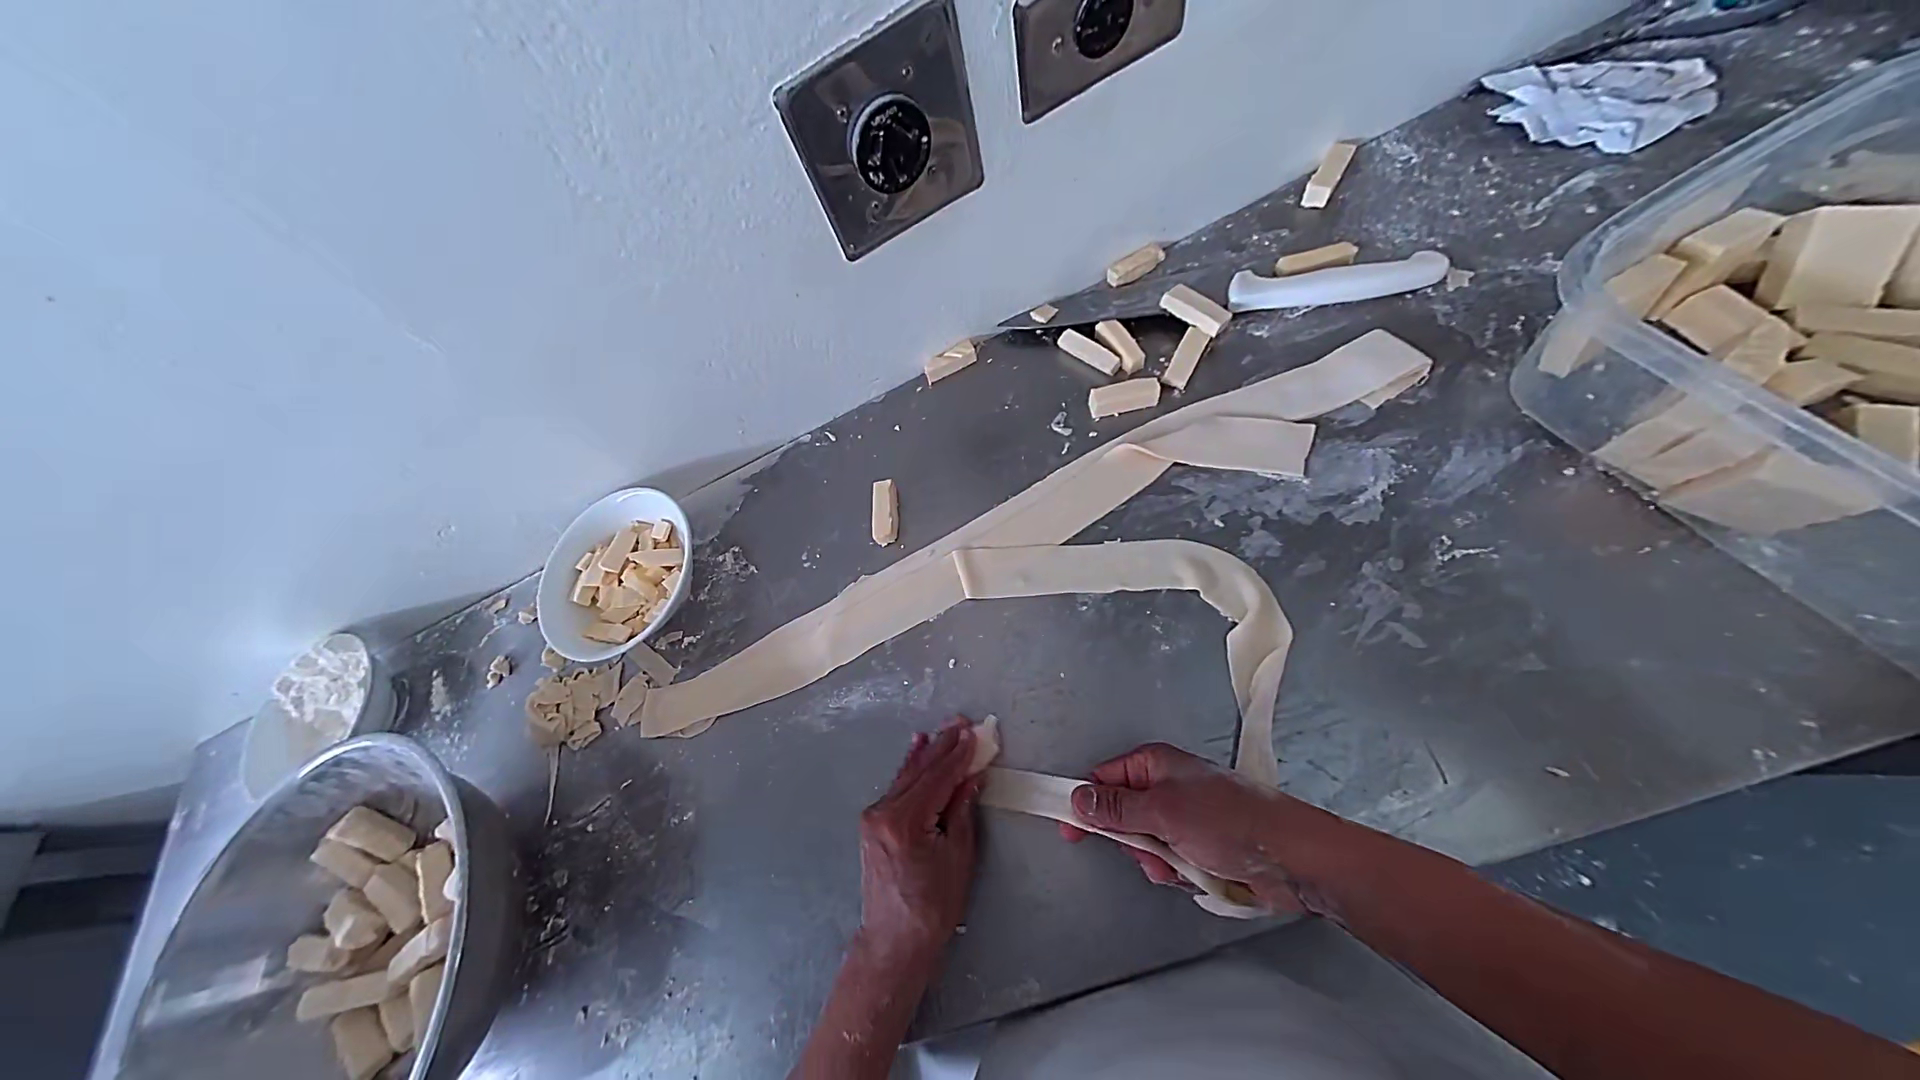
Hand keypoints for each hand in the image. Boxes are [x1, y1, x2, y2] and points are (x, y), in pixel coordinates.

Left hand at [856, 717, 983, 964]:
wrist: (895, 940)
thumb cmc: (933, 906)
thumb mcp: (958, 856)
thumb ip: (962, 810)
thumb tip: (971, 776)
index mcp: (905, 821)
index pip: (938, 778)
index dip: (958, 755)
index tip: (974, 734)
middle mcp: (884, 812)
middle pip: (920, 771)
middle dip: (944, 747)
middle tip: (962, 723)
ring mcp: (874, 816)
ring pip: (907, 776)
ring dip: (928, 753)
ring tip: (945, 730)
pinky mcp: (873, 822)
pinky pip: (897, 787)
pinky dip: (911, 768)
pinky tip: (918, 748)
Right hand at [1061, 742, 1352, 915]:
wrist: (1292, 857)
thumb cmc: (1228, 821)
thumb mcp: (1162, 812)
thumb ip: (1115, 807)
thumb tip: (1077, 797)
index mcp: (1154, 764)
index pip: (1103, 778)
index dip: (1085, 802)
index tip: (1069, 828)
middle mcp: (1166, 786)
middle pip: (1121, 814)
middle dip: (1129, 839)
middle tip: (1145, 848)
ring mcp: (1183, 817)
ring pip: (1142, 843)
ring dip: (1154, 860)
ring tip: (1178, 864)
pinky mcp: (1198, 846)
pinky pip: (1167, 860)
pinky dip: (1174, 871)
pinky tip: (1194, 873)